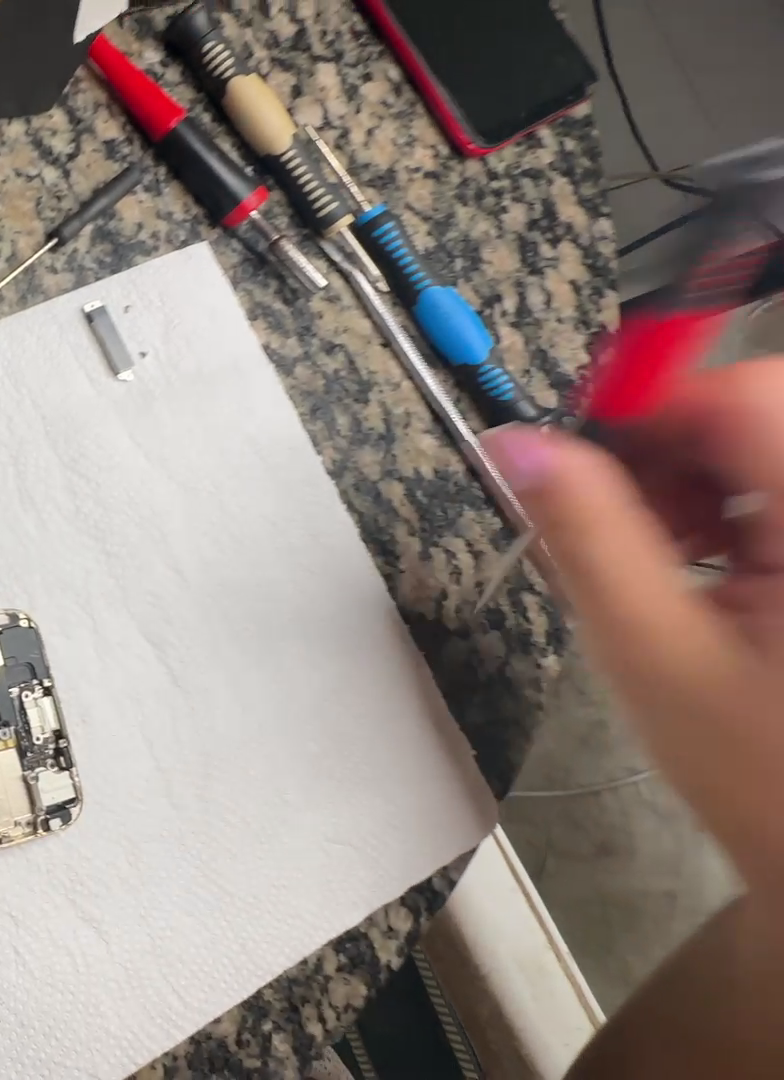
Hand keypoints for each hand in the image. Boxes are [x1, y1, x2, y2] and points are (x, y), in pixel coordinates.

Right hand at [484, 359, 783, 899]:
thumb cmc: (754, 762)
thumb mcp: (644, 645)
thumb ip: (581, 533)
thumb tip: (512, 444)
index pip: (745, 394)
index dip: (645, 406)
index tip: (569, 462)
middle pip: (761, 405)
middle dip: (666, 447)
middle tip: (614, 522)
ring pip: (772, 436)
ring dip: (697, 473)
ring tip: (663, 549)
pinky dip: (736, 498)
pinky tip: (713, 556)